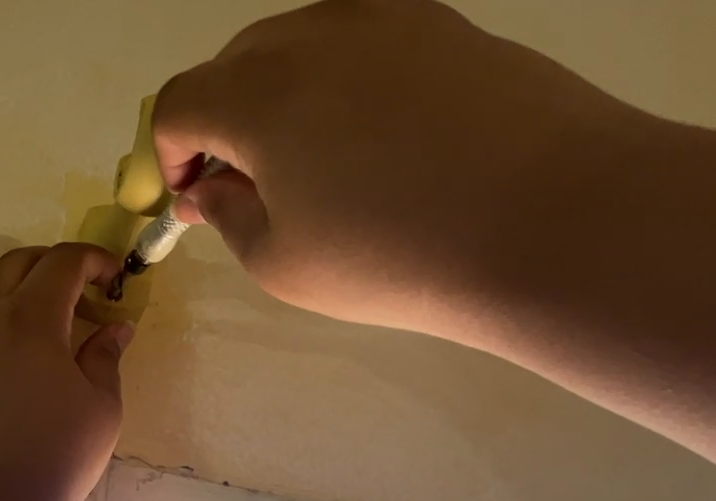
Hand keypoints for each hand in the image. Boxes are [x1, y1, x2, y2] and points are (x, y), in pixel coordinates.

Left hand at [0, 208, 134, 500]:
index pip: (64, 265)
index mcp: (33, 319)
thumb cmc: (56, 461)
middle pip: (14, 266)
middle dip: (47, 261)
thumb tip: (117, 325)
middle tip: (70, 278)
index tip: (112, 277)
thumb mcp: (100, 407)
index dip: (93, 260)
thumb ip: (105, 357)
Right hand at [152, 0, 653, 332]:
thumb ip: (226, 214)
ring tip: (307, 159)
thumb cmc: (387, 255)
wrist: (547, 220)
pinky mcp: (441, 23)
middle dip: (217, 121)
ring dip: (273, 95)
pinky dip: (333, 79)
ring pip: (294, 42)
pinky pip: (356, 39)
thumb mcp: (277, 261)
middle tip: (243, 183)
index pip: (178, 104)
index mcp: (259, 94)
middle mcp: (314, 34)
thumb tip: (208, 186)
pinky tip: (366, 135)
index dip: (168, 155)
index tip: (192, 197)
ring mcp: (385, 17)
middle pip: (231, 63)